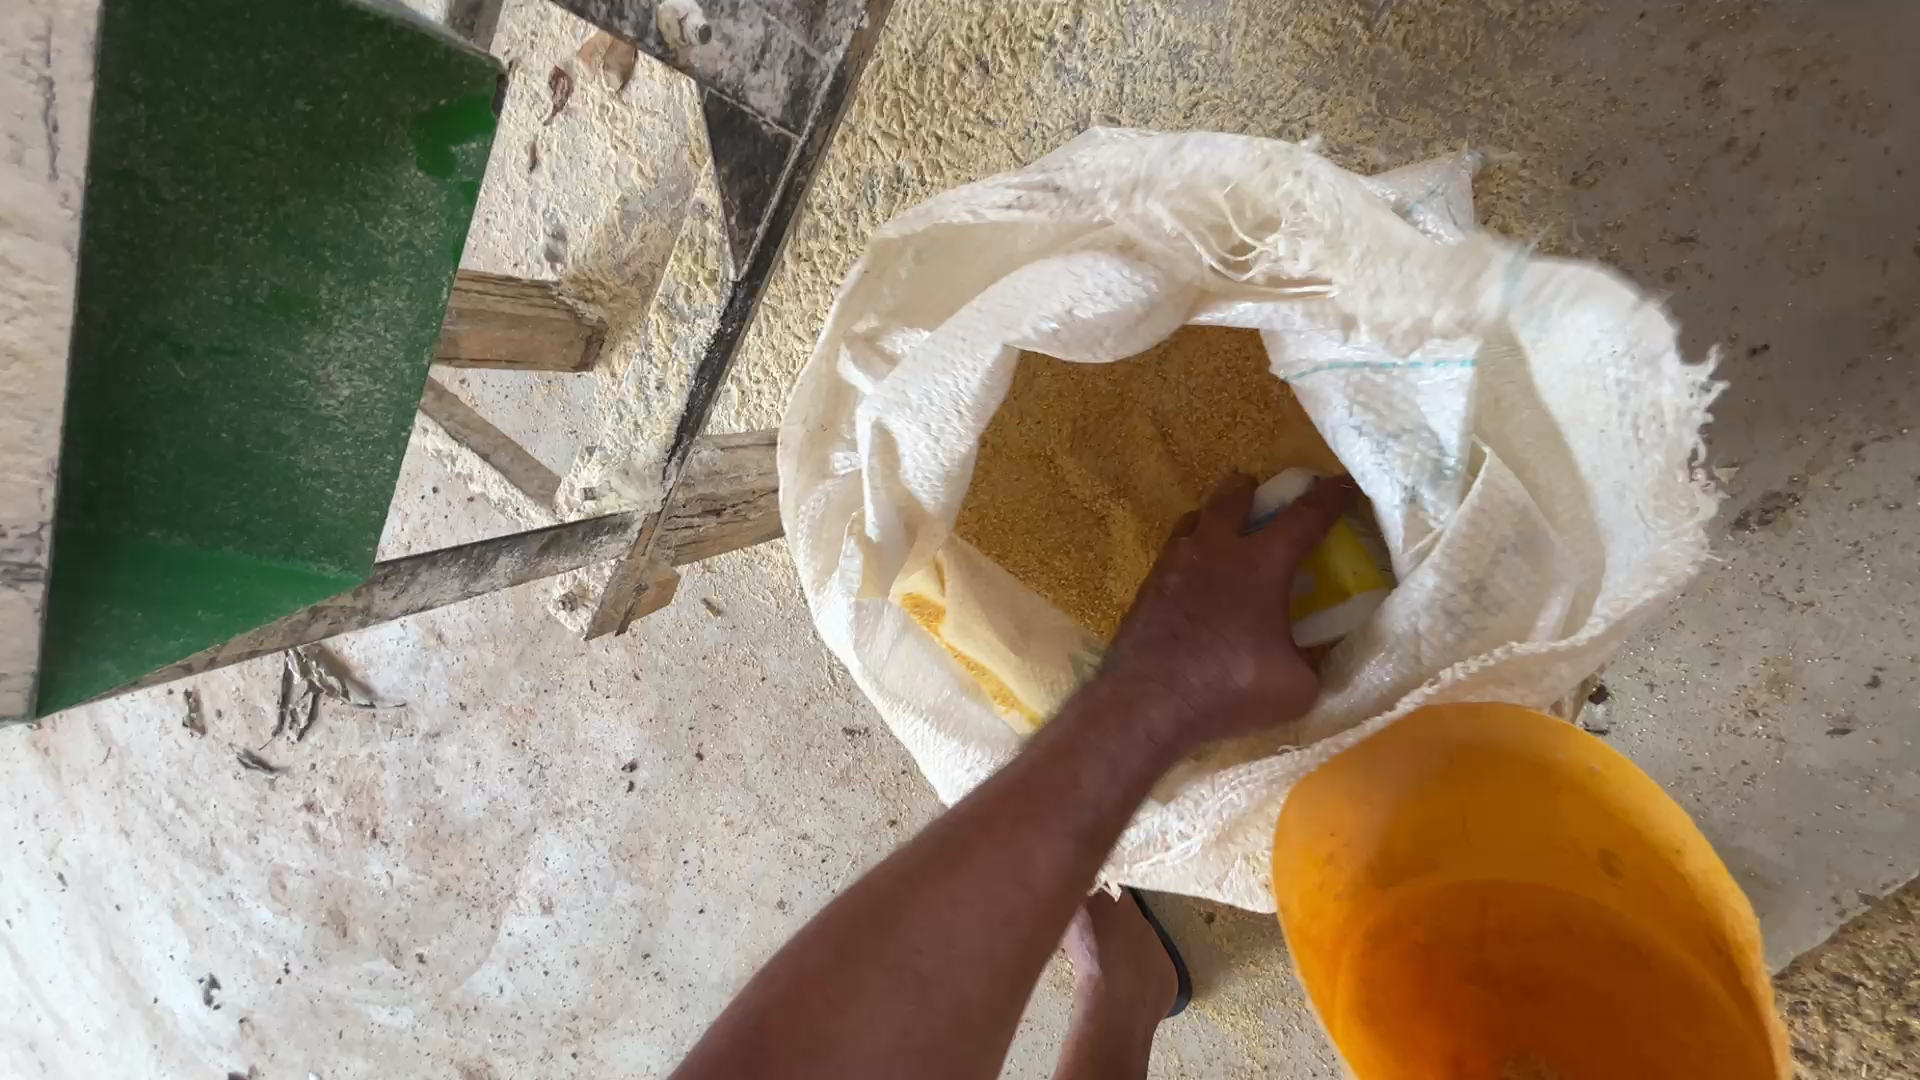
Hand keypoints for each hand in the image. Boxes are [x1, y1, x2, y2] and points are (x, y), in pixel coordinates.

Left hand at [1095, 473, 1357, 751]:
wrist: (1147, 700)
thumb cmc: (1229, 688)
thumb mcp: (1295, 685)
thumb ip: (1308, 660)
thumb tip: (1307, 655)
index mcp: (1260, 564)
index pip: (1303, 519)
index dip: (1328, 499)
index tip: (1342, 484)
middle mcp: (1213, 552)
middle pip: (1231, 502)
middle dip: (1247, 490)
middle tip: (1253, 485)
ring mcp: (1172, 566)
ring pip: (1191, 522)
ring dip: (1209, 514)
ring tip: (1215, 520)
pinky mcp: (1146, 589)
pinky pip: (1170, 554)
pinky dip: (1185, 550)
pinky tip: (1187, 570)